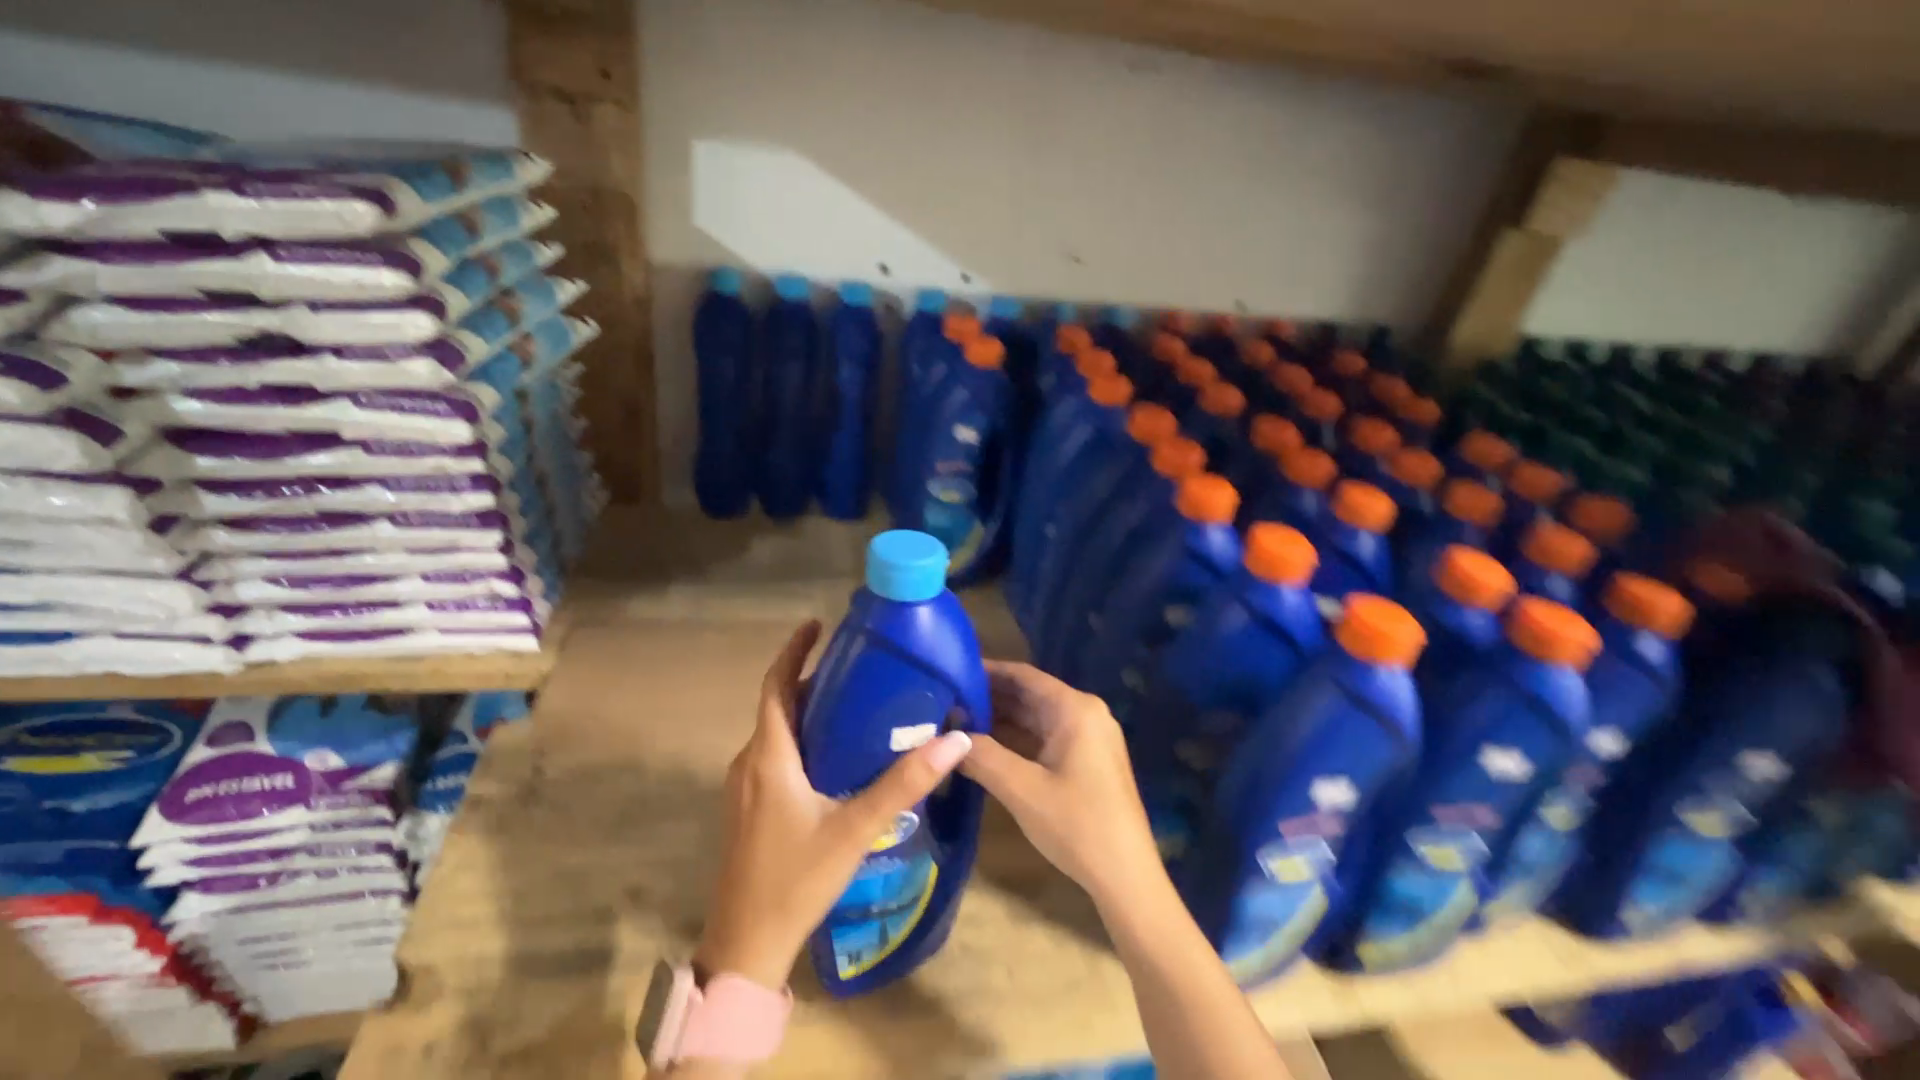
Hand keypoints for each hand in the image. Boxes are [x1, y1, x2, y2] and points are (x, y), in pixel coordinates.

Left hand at [695, 620, 973, 988]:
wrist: (746, 944)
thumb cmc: (796, 880)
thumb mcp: (855, 828)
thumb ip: (903, 783)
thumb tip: (955, 740)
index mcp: (769, 757)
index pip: (776, 686)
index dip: (794, 651)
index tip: (818, 625)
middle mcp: (749, 764)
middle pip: (778, 707)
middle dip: (811, 681)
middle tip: (858, 669)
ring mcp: (743, 789)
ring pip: (776, 735)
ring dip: (808, 713)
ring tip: (855, 707)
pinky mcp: (747, 811)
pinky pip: (774, 759)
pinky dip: (802, 742)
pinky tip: (836, 759)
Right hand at [959, 661, 1166, 910]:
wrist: (1125, 875)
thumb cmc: (1076, 825)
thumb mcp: (1021, 789)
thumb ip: (982, 756)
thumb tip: (945, 736)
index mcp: (1074, 709)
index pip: (1023, 675)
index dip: (986, 672)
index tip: (949, 672)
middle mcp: (1086, 713)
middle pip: (1030, 694)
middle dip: (988, 697)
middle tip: (944, 700)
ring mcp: (1090, 737)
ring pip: (1037, 717)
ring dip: (1000, 719)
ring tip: (955, 722)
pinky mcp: (1088, 760)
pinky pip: (1047, 737)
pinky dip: (1017, 738)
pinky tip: (985, 747)